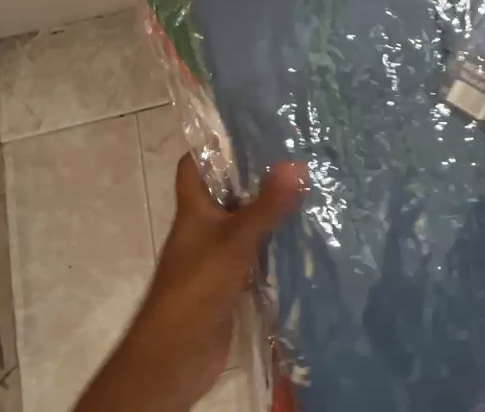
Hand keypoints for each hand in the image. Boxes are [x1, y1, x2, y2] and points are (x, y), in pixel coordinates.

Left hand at [78, 154, 305, 411]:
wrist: (176, 355)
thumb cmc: (197, 286)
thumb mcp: (236, 240)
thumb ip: (267, 205)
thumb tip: (297, 162)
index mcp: (193, 209)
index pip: (194, 165)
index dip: (214, 145)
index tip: (250, 129)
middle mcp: (203, 227)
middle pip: (227, 191)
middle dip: (256, 175)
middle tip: (296, 155)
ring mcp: (215, 256)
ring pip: (244, 222)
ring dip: (269, 210)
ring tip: (308, 188)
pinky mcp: (230, 282)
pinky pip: (254, 254)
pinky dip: (273, 245)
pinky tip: (302, 237)